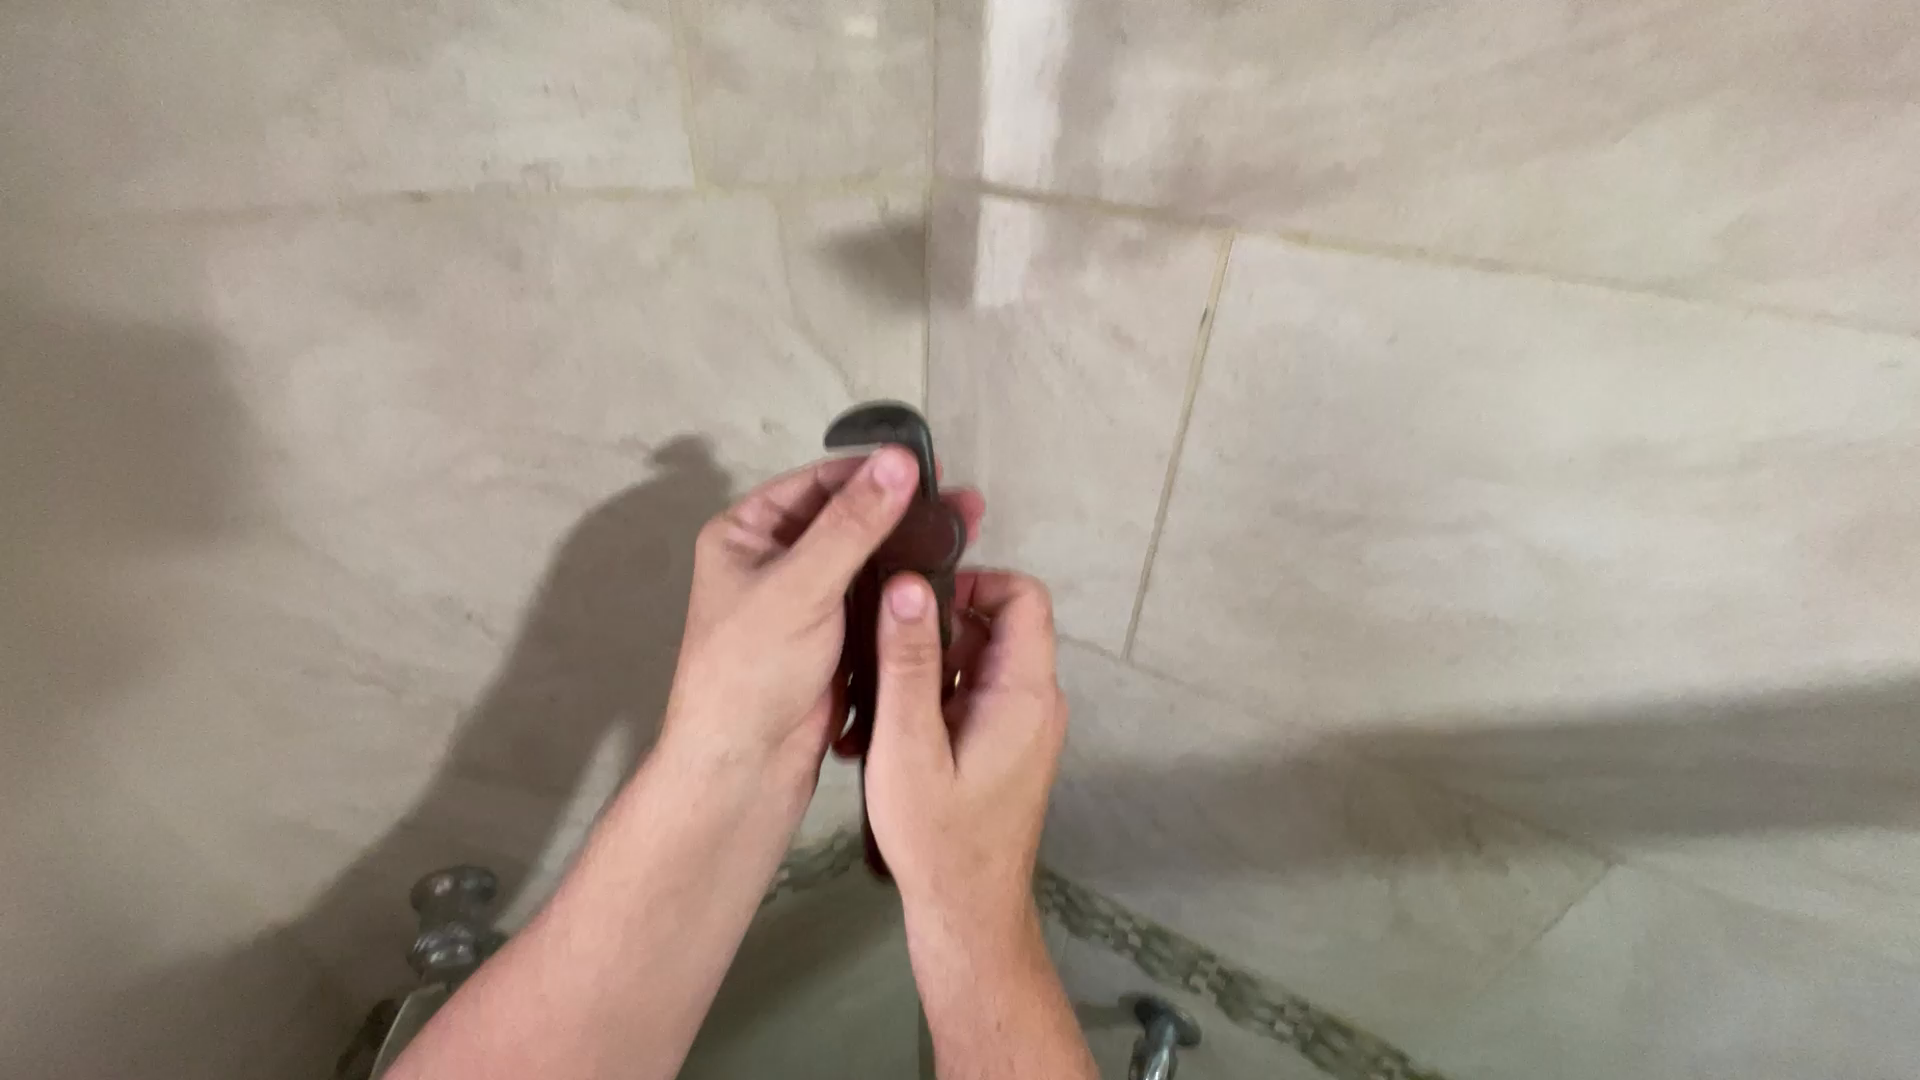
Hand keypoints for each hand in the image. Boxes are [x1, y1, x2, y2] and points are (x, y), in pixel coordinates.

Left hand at [660, 448, 983, 783]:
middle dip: (904, 511)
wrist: (746, 770)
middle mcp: (776, 559)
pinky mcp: (835, 634)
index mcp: (747, 533)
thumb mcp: (801, 587)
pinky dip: (908, 586)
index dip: (873, 471)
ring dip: (912, 547)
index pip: (819, 484)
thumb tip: (899, 460)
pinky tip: (947, 577)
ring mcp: (808, 599)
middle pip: (849, 519)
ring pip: (868, 559)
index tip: (929, 466)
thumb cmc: (754, 670)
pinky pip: (876, 597)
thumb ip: (853, 524)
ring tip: (967, 533)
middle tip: (964, 505)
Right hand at [863, 569, 1065, 931]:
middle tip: (881, 651)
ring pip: (978, 659)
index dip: (975, 582)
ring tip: (874, 695)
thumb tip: (908, 583)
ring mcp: (1022, 721)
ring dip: (928, 665)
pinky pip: (972, 692)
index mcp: (1025, 690)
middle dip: (937, 627)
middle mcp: (1035, 698)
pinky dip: (934, 695)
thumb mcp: (910, 745)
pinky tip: (887, 727)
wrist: (967, 914)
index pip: (1023, 596)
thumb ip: (910, 662)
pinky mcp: (1004, 741)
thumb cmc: (938, 836)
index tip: (918, 601)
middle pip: (996, 625)